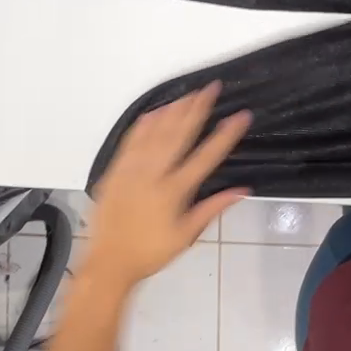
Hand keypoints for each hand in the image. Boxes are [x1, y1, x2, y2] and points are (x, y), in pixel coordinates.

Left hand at [85, 83, 250, 289]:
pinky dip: (144, 124)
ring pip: (155, 133)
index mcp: (174, 192)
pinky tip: (154, 112)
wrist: (108, 262)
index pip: (206, 156)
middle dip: (197, 108)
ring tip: (188, 94)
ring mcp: (132, 170)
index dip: (225, 135)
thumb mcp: (187, 236)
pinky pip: (131, 141)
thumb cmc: (151, 252)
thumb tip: (242, 190)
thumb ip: (212, 208)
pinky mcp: (115, 171)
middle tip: (210, 88)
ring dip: (173, 110)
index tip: (240, 116)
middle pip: (178, 134)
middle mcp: (154, 175)